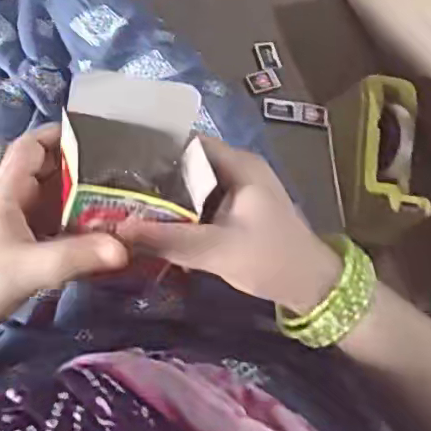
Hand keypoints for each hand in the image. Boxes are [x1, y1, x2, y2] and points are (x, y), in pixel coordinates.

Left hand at [0, 125, 128, 346]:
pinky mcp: (13, 240)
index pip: (31, 145)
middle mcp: (7, 197)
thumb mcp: (31, 268)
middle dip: (79, 167)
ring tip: (115, 198)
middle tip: (119, 173)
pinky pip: (46, 219)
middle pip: (45, 168)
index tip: (97, 137)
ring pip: (48, 196)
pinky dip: (68, 219)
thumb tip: (123, 248)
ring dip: (76, 196)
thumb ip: (77, 256)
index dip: (60, 135)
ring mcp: (9, 219)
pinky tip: (92, 230)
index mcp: (5, 189)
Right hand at [117, 137, 341, 311]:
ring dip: (166, 195)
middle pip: (187, 162)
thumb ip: (166, 239)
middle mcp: (238, 169)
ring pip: (192, 184)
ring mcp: (239, 190)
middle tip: (117, 186)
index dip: (155, 148)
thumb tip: (118, 230)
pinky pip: (200, 201)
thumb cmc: (271, 259)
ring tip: (128, 202)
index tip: (121, 161)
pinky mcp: (237, 210)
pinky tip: (155, 222)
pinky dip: (180, 210)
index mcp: (239, 164)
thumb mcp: (216, 250)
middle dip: (154, 175)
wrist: (313, 289)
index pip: (188, 141)